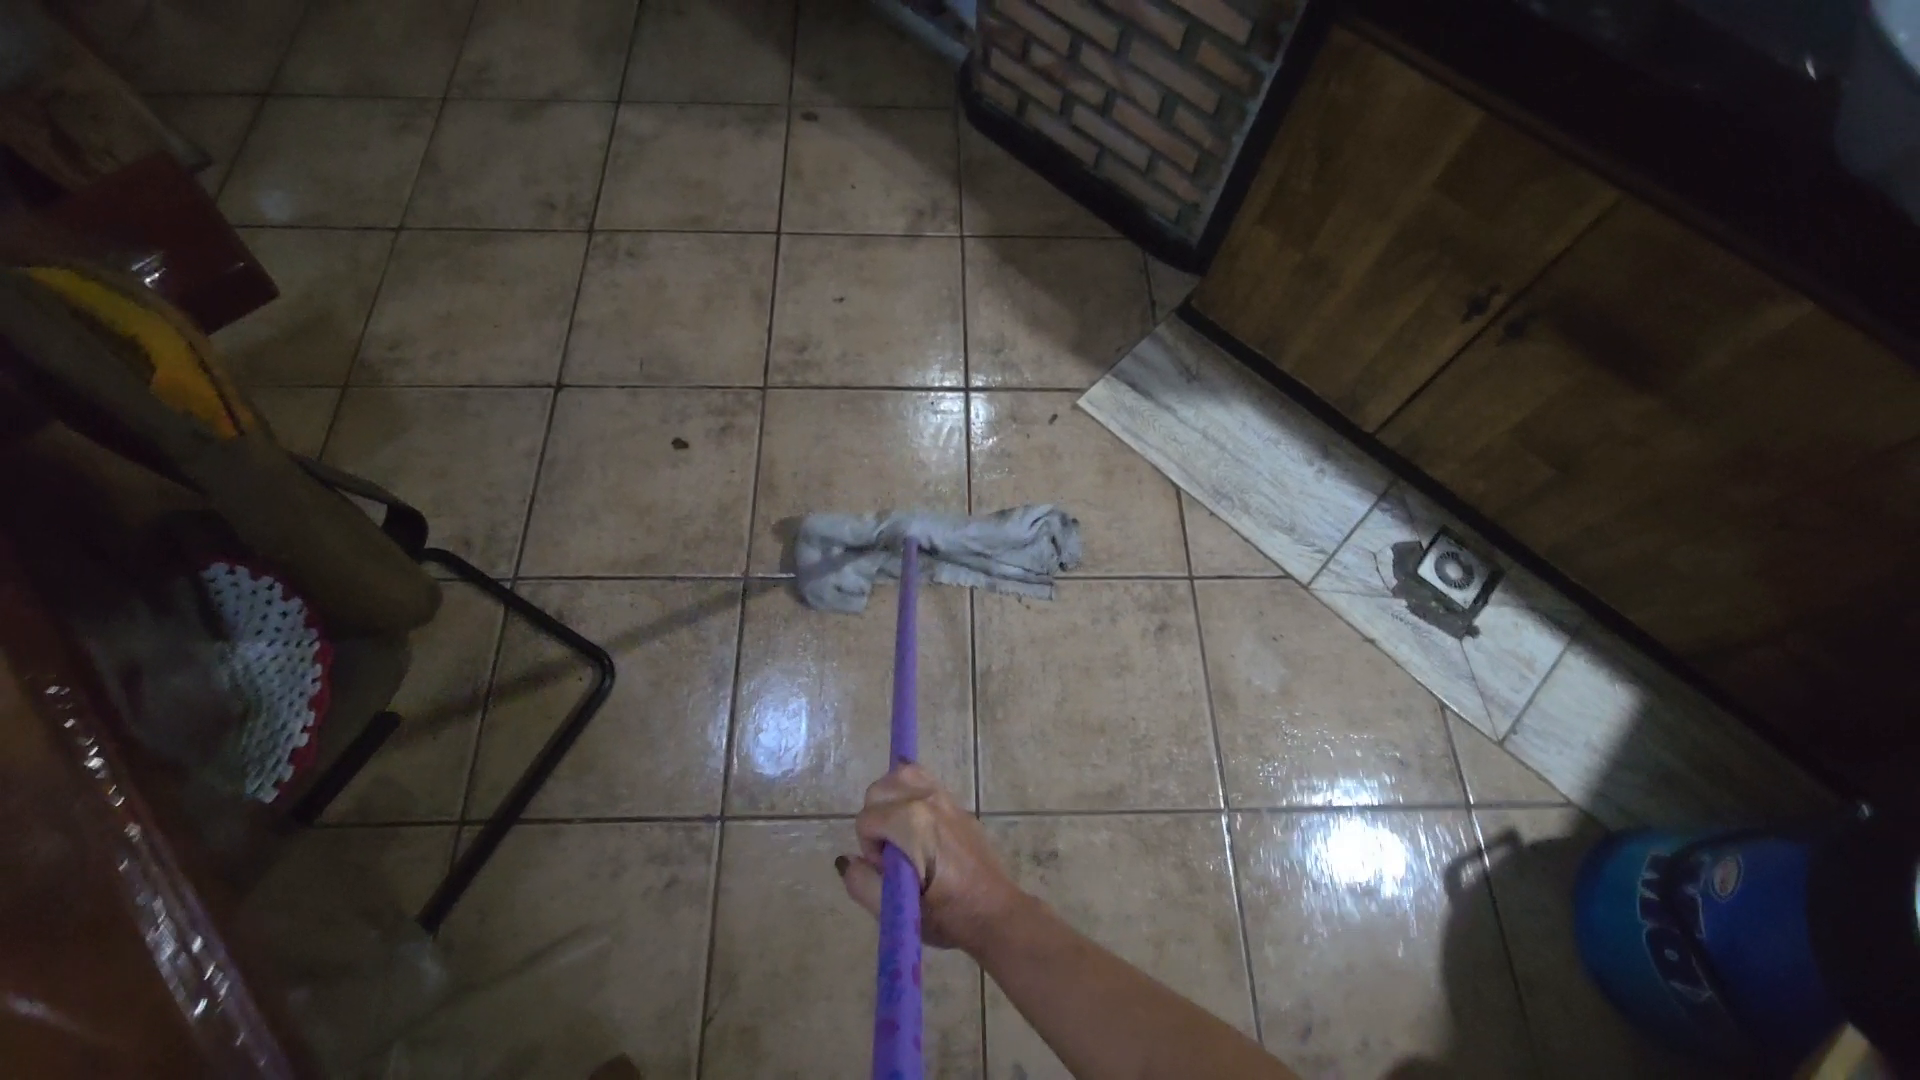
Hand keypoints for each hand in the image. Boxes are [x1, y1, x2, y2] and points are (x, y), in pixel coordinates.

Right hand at [837, 764, 1028, 953]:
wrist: (994, 911)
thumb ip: (861, 884)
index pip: (866, 819)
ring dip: (891, 801)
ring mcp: (946, 796)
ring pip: (901, 776)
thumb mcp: (896, 911)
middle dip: (876, 820)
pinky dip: (910, 793)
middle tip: (891, 854)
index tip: (887, 870)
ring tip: (899, 833)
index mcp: (913, 823)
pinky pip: (923, 781)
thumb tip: (847, 860)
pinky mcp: (957, 803)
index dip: (869, 847)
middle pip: (879, 790)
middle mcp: (928, 800)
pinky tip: (915, 822)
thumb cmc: (946, 916)